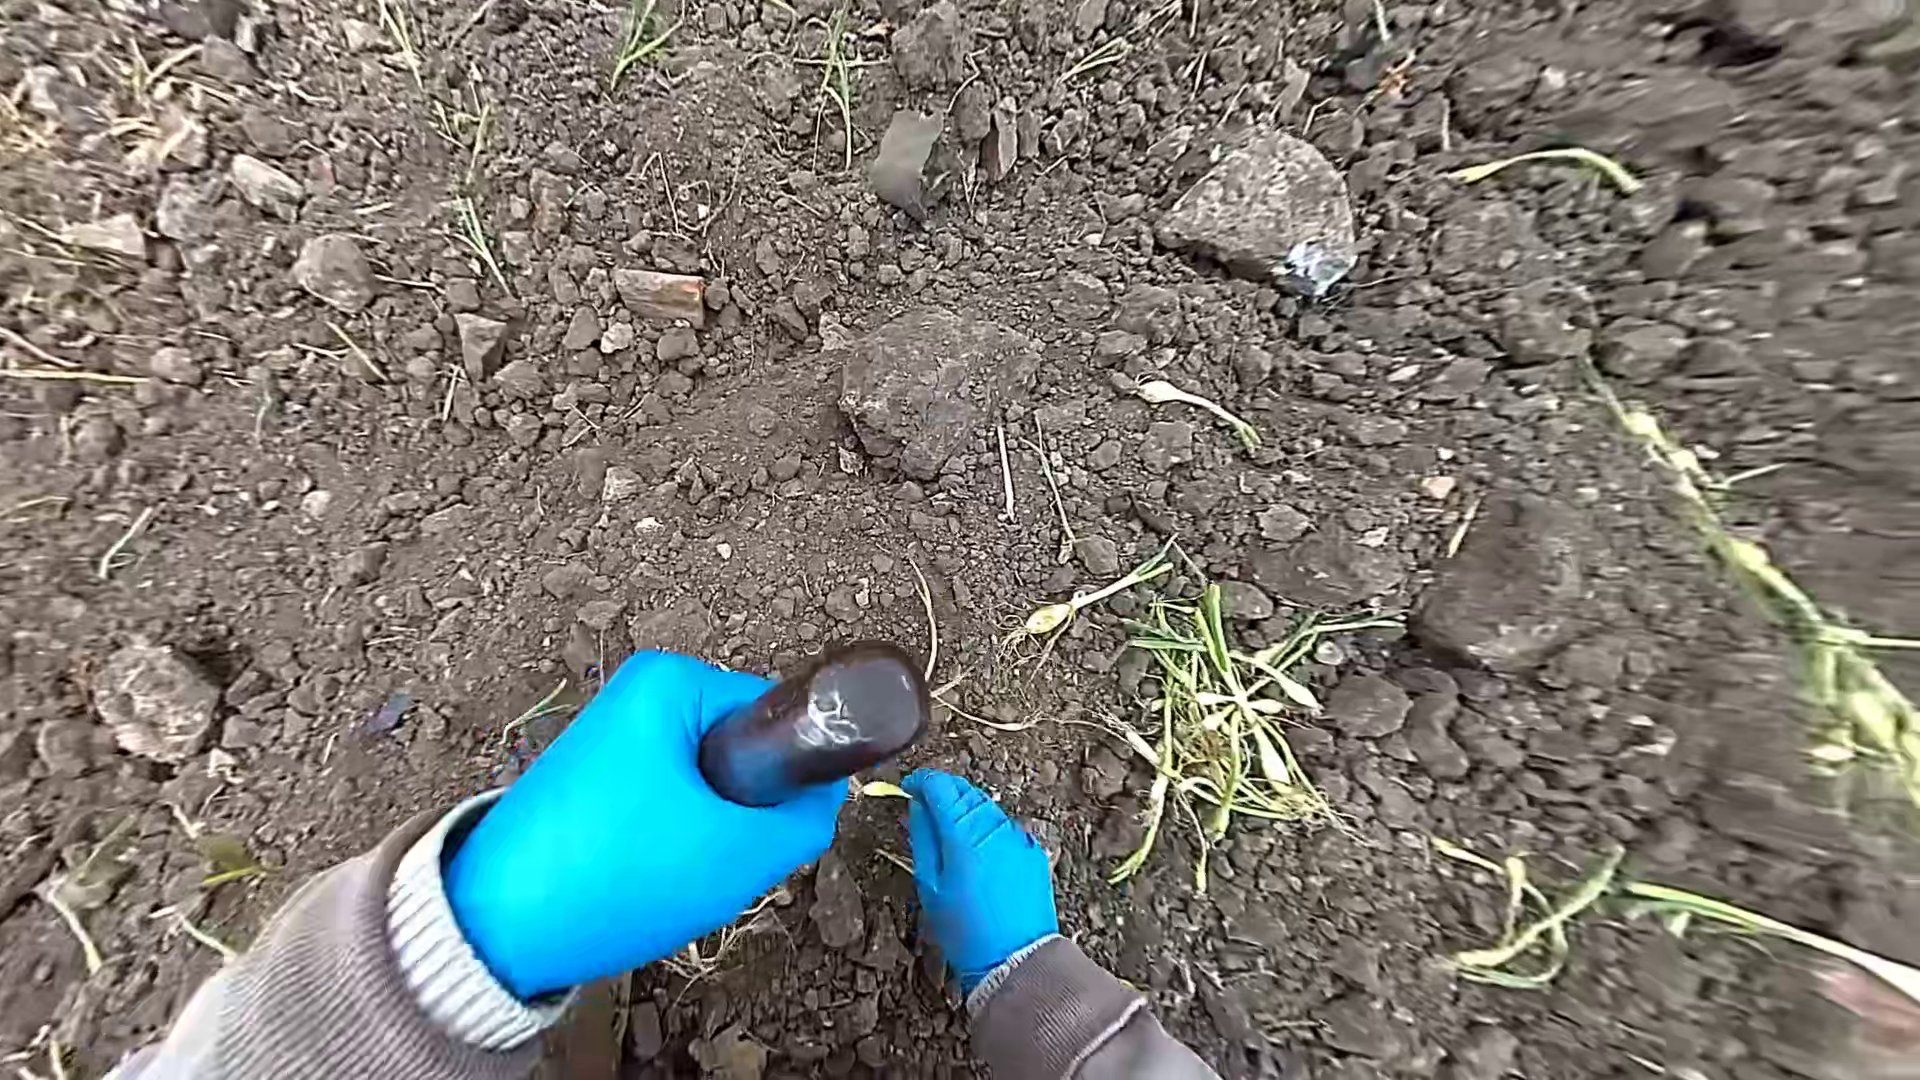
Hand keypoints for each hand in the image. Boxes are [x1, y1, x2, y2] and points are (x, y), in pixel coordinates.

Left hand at [445, 651, 846, 998]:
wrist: (487, 936)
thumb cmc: (616, 872)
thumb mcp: (738, 852)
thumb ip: (808, 819)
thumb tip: (826, 795)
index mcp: (672, 680)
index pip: (772, 713)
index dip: (788, 770)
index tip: (775, 820)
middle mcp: (642, 689)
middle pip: (741, 741)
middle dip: (748, 798)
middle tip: (729, 848)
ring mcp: (617, 725)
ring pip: (710, 767)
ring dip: (716, 814)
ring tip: (688, 860)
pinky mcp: (601, 764)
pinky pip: (673, 783)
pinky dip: (681, 820)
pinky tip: (659, 861)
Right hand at [902, 768, 1058, 992]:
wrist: (1017, 961)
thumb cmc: (967, 930)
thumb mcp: (930, 886)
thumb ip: (922, 838)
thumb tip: (917, 806)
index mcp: (963, 832)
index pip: (940, 785)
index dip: (921, 780)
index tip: (909, 786)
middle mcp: (992, 825)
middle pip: (963, 789)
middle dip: (942, 790)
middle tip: (924, 804)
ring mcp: (1015, 835)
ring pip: (984, 803)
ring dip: (964, 805)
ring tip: (948, 825)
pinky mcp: (1030, 848)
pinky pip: (1002, 823)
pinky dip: (985, 823)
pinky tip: (975, 844)